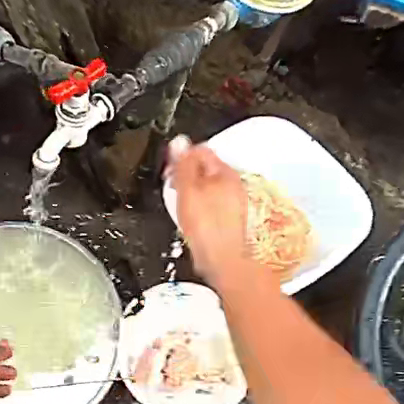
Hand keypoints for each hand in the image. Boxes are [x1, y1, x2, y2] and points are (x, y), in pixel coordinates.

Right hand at [165, 136, 256, 289]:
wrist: (223, 260)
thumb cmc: (206, 227)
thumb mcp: (187, 190)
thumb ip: (183, 164)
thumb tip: (178, 143)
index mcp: (224, 172)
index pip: (200, 150)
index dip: (180, 157)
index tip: (169, 170)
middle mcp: (234, 184)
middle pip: (205, 168)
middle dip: (186, 175)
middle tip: (173, 188)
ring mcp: (234, 201)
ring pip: (208, 186)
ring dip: (193, 191)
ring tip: (182, 205)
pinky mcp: (231, 218)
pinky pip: (212, 204)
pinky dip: (200, 207)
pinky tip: (193, 219)